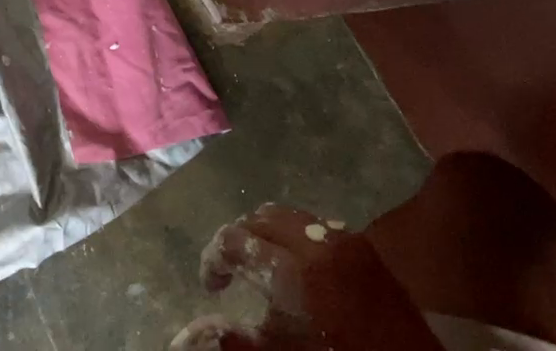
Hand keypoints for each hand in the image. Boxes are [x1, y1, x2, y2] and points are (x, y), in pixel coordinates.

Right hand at [173, 204, 445, 350]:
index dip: (215, 257)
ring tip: (260, 270)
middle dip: (240, 241)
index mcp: (297, 269)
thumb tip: (189, 334)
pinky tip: (298, 271)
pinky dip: (296, 238)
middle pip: (262, 219)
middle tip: (230, 275)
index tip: (210, 286)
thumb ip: (238, 342)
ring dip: (267, 236)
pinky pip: (317, 226)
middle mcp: (320, 242)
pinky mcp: (366, 249)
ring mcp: (347, 241)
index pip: (237, 239)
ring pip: (290, 217)